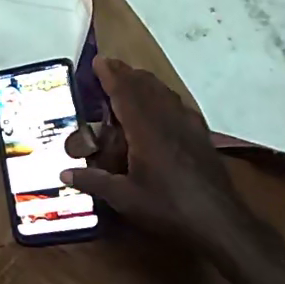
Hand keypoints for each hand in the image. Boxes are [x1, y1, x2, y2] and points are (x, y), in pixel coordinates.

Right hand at [61, 56, 262, 257]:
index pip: (125, 94)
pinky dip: (165, 97)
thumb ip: (94, 181)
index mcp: (146, 131)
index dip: (111, 76)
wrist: (220, 223)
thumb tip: (64, 172)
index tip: (98, 61)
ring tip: (132, 79)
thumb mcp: (125, 198)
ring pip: (165, 94)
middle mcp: (168, 122)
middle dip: (127, 74)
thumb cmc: (168, 208)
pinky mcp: (201, 138)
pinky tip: (164, 104)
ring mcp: (188, 128)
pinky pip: (180, 107)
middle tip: (110, 66)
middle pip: (146, 88)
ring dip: (146, 83)